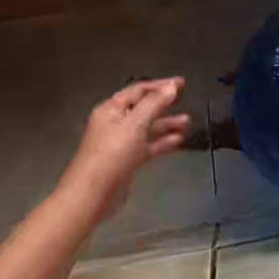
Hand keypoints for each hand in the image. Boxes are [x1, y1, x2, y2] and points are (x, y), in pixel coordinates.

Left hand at [54, 78, 190, 219]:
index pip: (138, 90)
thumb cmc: (112, 155)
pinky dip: (161, 142)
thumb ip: (155, 104)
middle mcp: (114, 123)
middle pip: (143, 108)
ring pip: (147, 128)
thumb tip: (171, 87)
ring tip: (187, 122)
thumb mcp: (134, 124)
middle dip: (164, 104)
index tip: (181, 83)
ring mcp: (120, 143)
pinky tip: (178, 141)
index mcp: (111, 110)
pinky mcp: (126, 160)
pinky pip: (147, 145)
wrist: (92, 196)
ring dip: (166, 124)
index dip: (160, 85)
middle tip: (184, 99)